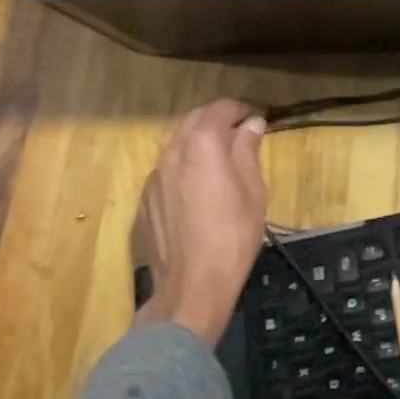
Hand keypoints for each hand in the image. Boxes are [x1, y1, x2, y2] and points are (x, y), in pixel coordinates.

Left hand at [132, 98, 269, 345]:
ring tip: (217, 162)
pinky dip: (182, 170)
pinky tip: (195, 192)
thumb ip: (248, 151)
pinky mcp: (144, 204)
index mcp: (202, 143)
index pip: (220, 108)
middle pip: (193, 121)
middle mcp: (172, 152)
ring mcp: (153, 179)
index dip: (240, 110)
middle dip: (216, 121)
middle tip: (238, 136)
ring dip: (196, 144)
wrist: (190, 290)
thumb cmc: (232, 237)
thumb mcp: (253, 191)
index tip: (255, 120)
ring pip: (175, 146)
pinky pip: (165, 174)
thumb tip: (251, 125)